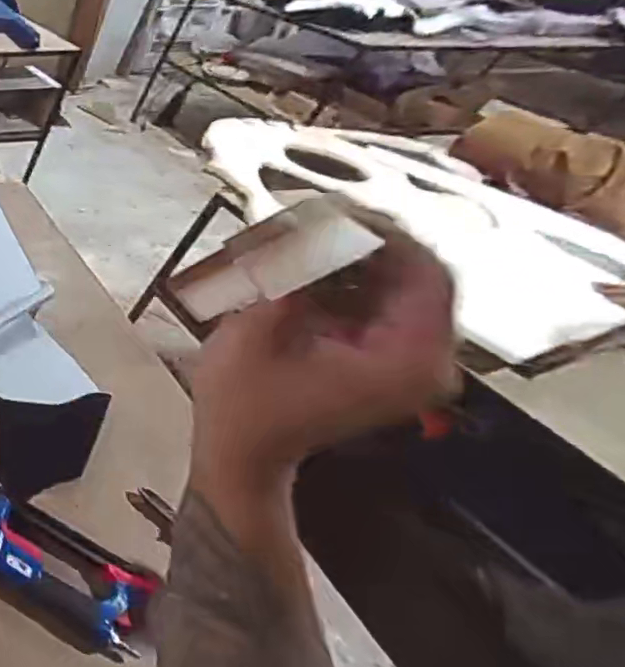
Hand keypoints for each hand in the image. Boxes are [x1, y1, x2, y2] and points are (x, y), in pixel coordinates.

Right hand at [190, 226, 456, 486]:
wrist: (241, 452)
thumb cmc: (242, 403)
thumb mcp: (253, 333)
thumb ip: (280, 280)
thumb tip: (291, 229)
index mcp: (406, 357)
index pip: (426, 275)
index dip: (384, 236)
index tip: (334, 214)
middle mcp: (424, 361)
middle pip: (412, 281)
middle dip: (358, 248)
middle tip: (306, 226)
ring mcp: (404, 365)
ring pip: (392, 293)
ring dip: (345, 266)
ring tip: (293, 247)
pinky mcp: (381, 365)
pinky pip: (375, 312)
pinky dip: (340, 289)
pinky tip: (297, 278)